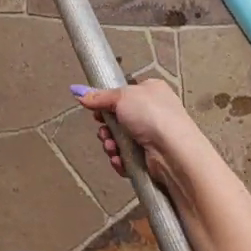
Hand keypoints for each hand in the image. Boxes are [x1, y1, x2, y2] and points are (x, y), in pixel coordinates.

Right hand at [71, 78, 207, 189]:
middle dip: (107, 128)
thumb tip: (77, 91)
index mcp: (151, 91)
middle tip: (104, 131)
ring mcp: (153, 137)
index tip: (97, 111)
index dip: (107, 103)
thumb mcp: (121, 97)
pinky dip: (120, 160)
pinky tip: (119, 159)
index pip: (124, 95)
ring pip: (120, 140)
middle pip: (118, 119)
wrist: (174, 152)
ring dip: (111, 144)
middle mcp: (154, 113)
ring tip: (112, 147)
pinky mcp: (151, 159)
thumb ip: (99, 97)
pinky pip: (127, 158)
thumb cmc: (151, 115)